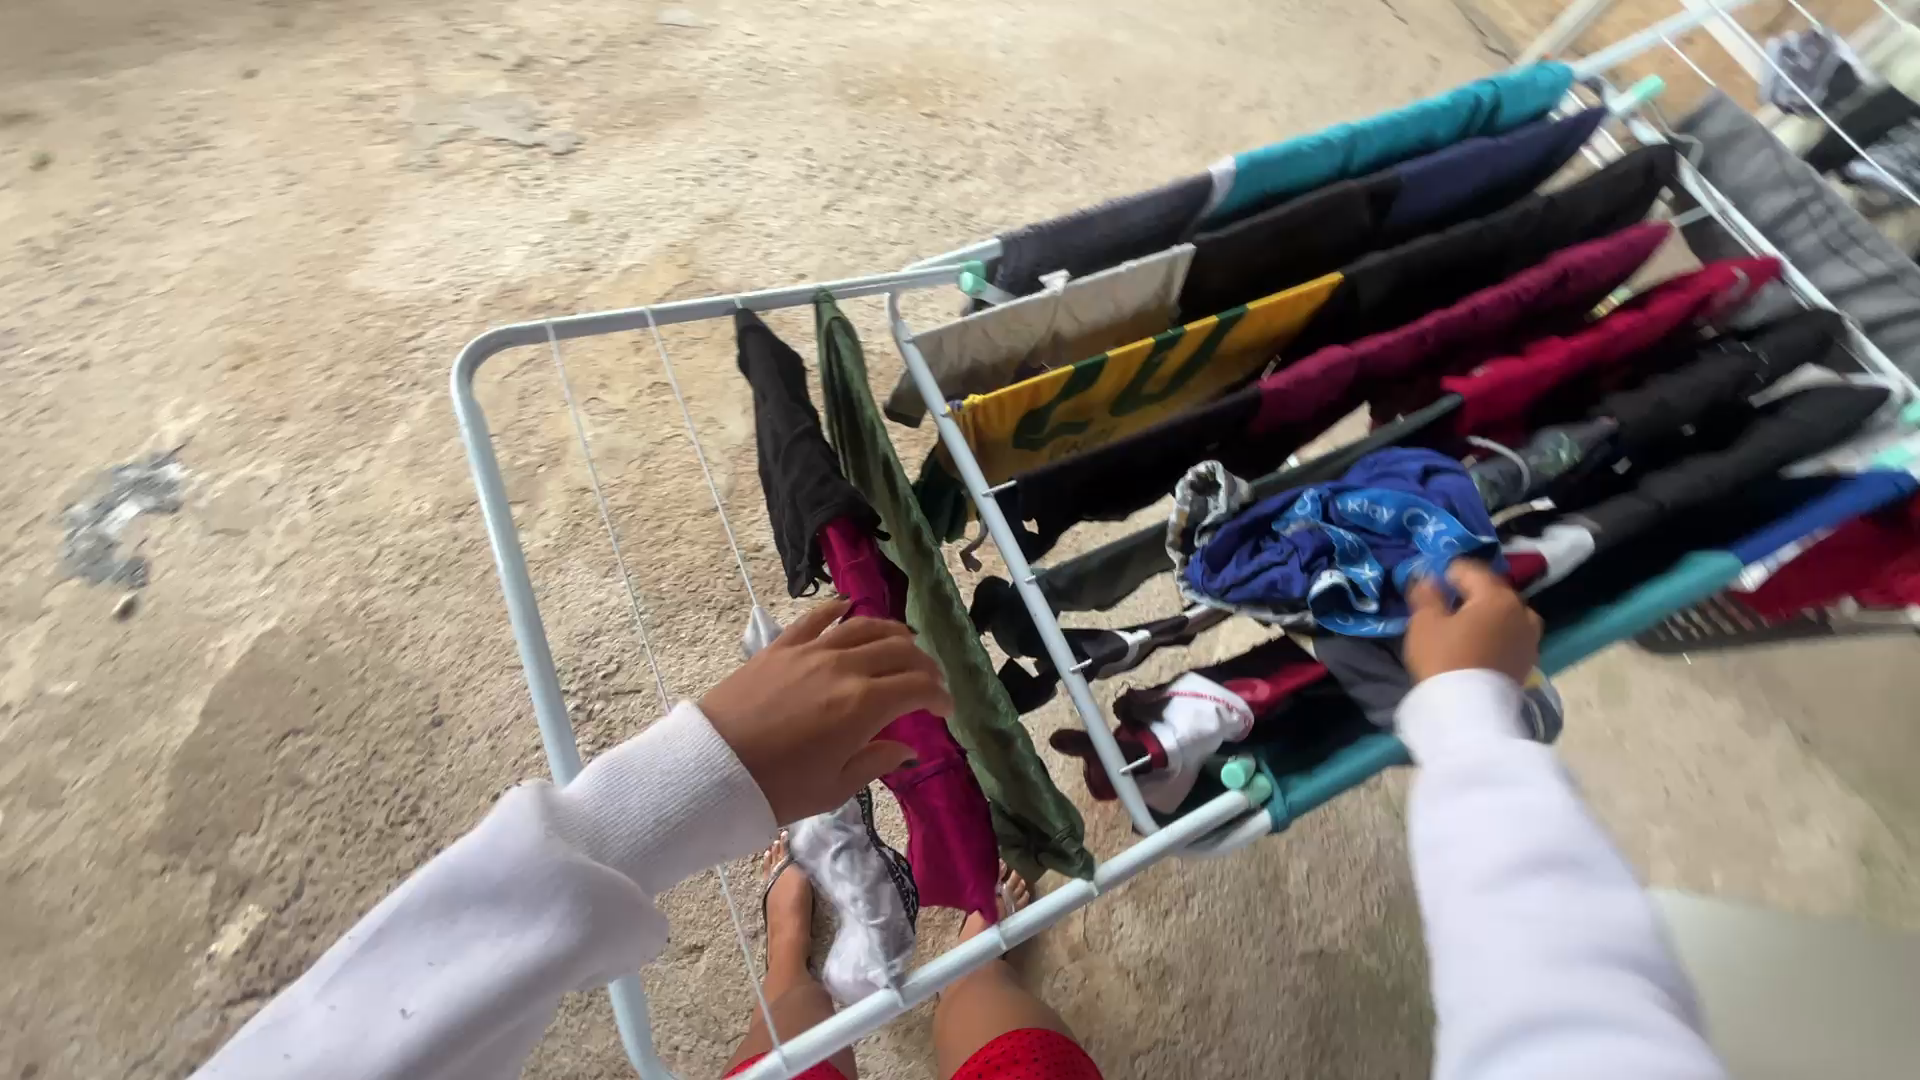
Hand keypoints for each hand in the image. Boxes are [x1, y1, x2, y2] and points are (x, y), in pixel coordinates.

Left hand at [701, 599, 951, 823]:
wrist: (709, 769)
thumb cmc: (776, 788)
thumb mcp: (833, 788)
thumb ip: (876, 761)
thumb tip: (906, 748)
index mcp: (864, 705)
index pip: (918, 687)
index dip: (939, 696)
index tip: (945, 708)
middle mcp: (845, 667)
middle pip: (900, 651)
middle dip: (924, 664)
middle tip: (930, 680)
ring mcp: (813, 650)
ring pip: (866, 627)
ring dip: (893, 633)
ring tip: (905, 644)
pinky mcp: (782, 646)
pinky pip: (818, 617)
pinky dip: (839, 609)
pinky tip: (850, 608)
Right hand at [1403, 559, 1542, 685]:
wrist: (1468, 708)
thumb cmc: (1443, 657)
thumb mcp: (1424, 622)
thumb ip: (1427, 594)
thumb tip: (1428, 578)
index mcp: (1497, 597)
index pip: (1470, 570)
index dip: (1446, 571)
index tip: (1428, 581)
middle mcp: (1522, 611)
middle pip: (1491, 591)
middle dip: (1468, 592)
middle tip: (1443, 602)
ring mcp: (1530, 636)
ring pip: (1504, 613)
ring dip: (1484, 612)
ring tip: (1461, 623)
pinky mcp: (1529, 658)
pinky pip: (1510, 633)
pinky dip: (1494, 631)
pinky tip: (1476, 642)